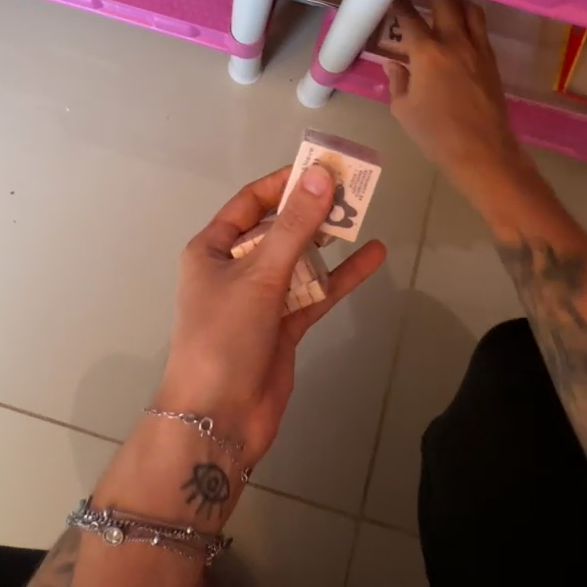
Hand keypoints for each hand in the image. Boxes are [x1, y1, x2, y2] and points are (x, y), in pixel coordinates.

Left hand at [155, 165, 386, 465]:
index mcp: (213, 249)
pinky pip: (315, 292)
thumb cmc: (224, 337)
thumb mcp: (259, 276)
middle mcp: (236, 268)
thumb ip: (294, 227)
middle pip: (279, 228)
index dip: (285, 182)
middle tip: (352, 188)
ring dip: (329, 241)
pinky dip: (341, 277)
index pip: (251, 202)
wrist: (219, 420)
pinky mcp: (283, 325)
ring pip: (300, 260)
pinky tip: (372, 256)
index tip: (322, 167)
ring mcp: (261, 298)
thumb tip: (320, 176)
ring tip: (364, 214)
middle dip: (312, 209)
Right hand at [384, 0, 524, 187]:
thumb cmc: (435, 134)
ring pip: (470, 12)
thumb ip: (397, 81)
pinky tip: (461, 26)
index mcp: (427, 54)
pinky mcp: (492, 62)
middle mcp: (455, 43)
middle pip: (445, 4)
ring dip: (454, 0)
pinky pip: (481, 30)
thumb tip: (393, 64)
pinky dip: (469, 19)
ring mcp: (478, 51)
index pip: (410, 19)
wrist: (482, 152)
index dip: (400, 4)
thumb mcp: (403, 109)